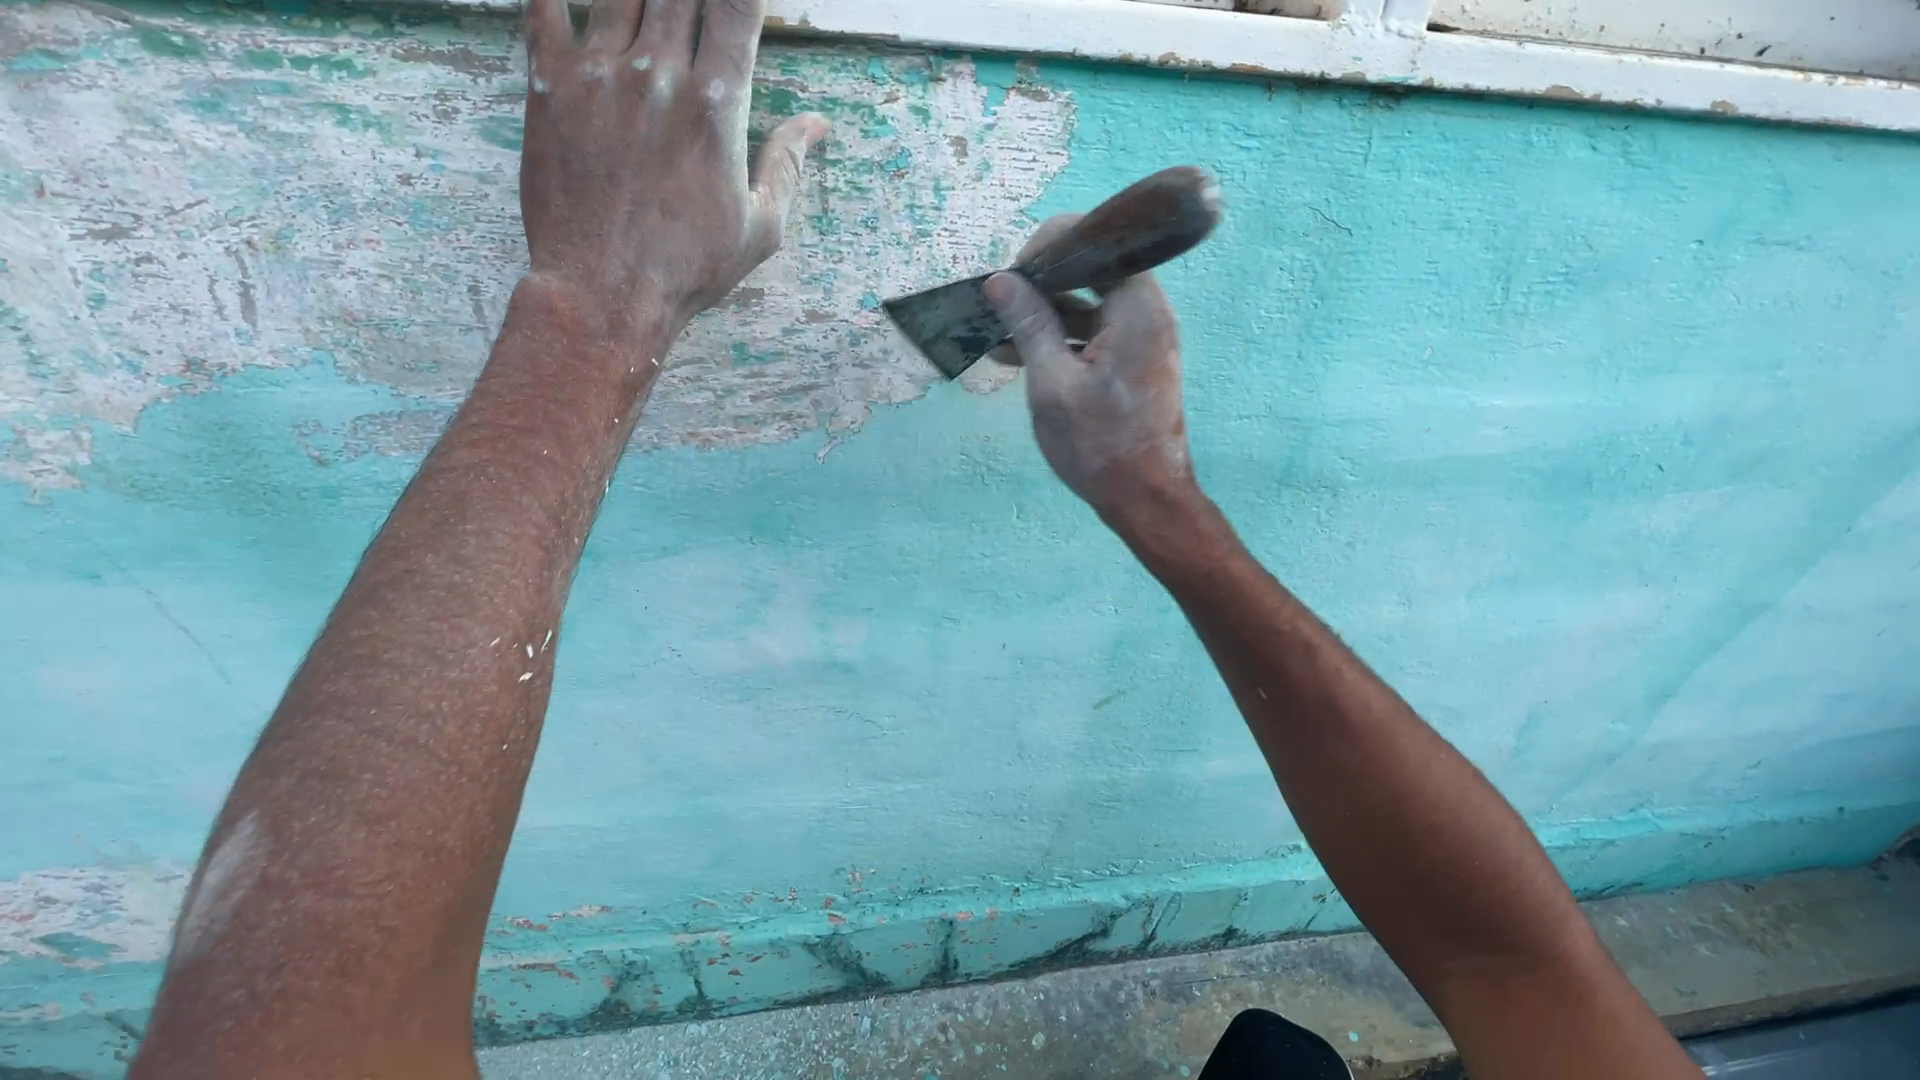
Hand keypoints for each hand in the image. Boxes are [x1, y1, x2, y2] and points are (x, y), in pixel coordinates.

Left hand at [520, 0, 828, 334]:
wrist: (605, 293)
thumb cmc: (689, 268)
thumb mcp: (760, 229)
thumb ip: (786, 165)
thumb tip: (816, 124)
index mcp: (716, 106)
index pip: (737, 7)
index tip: (744, 4)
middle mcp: (659, 74)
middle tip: (698, 11)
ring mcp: (598, 73)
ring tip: (653, 9)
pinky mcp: (548, 86)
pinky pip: (544, 7)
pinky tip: (575, 0)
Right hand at [986, 215, 1197, 519]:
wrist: (1144, 498)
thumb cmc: (1098, 443)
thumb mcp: (1052, 383)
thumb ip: (1028, 323)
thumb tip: (1000, 280)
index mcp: (1136, 306)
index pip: (1092, 242)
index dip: (1045, 250)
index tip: (1010, 280)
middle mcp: (1147, 312)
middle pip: (1089, 272)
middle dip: (1039, 284)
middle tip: (998, 304)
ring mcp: (1142, 338)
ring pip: (1086, 305)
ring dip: (1042, 315)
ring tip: (994, 332)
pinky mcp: (1133, 362)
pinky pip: (1092, 334)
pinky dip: (1058, 340)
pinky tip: (1013, 356)